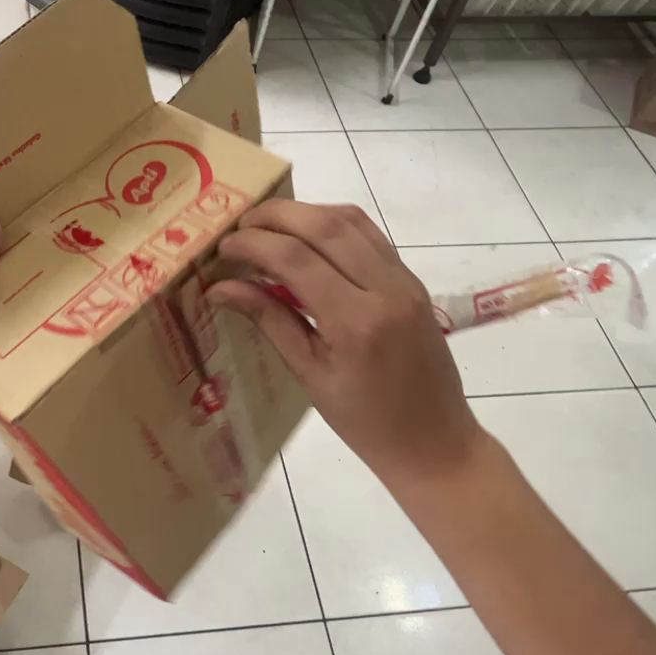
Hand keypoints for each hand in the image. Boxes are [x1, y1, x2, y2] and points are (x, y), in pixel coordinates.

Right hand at [208, 201, 481, 483]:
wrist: (434, 442)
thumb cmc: (364, 422)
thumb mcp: (309, 374)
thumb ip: (269, 320)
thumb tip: (221, 288)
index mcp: (355, 322)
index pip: (295, 259)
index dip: (253, 244)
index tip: (223, 248)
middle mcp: (385, 289)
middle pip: (325, 225)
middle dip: (275, 216)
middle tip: (240, 226)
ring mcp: (404, 281)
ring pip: (351, 220)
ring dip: (305, 213)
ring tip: (268, 226)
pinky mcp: (412, 281)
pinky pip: (370, 236)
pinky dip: (334, 225)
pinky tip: (307, 239)